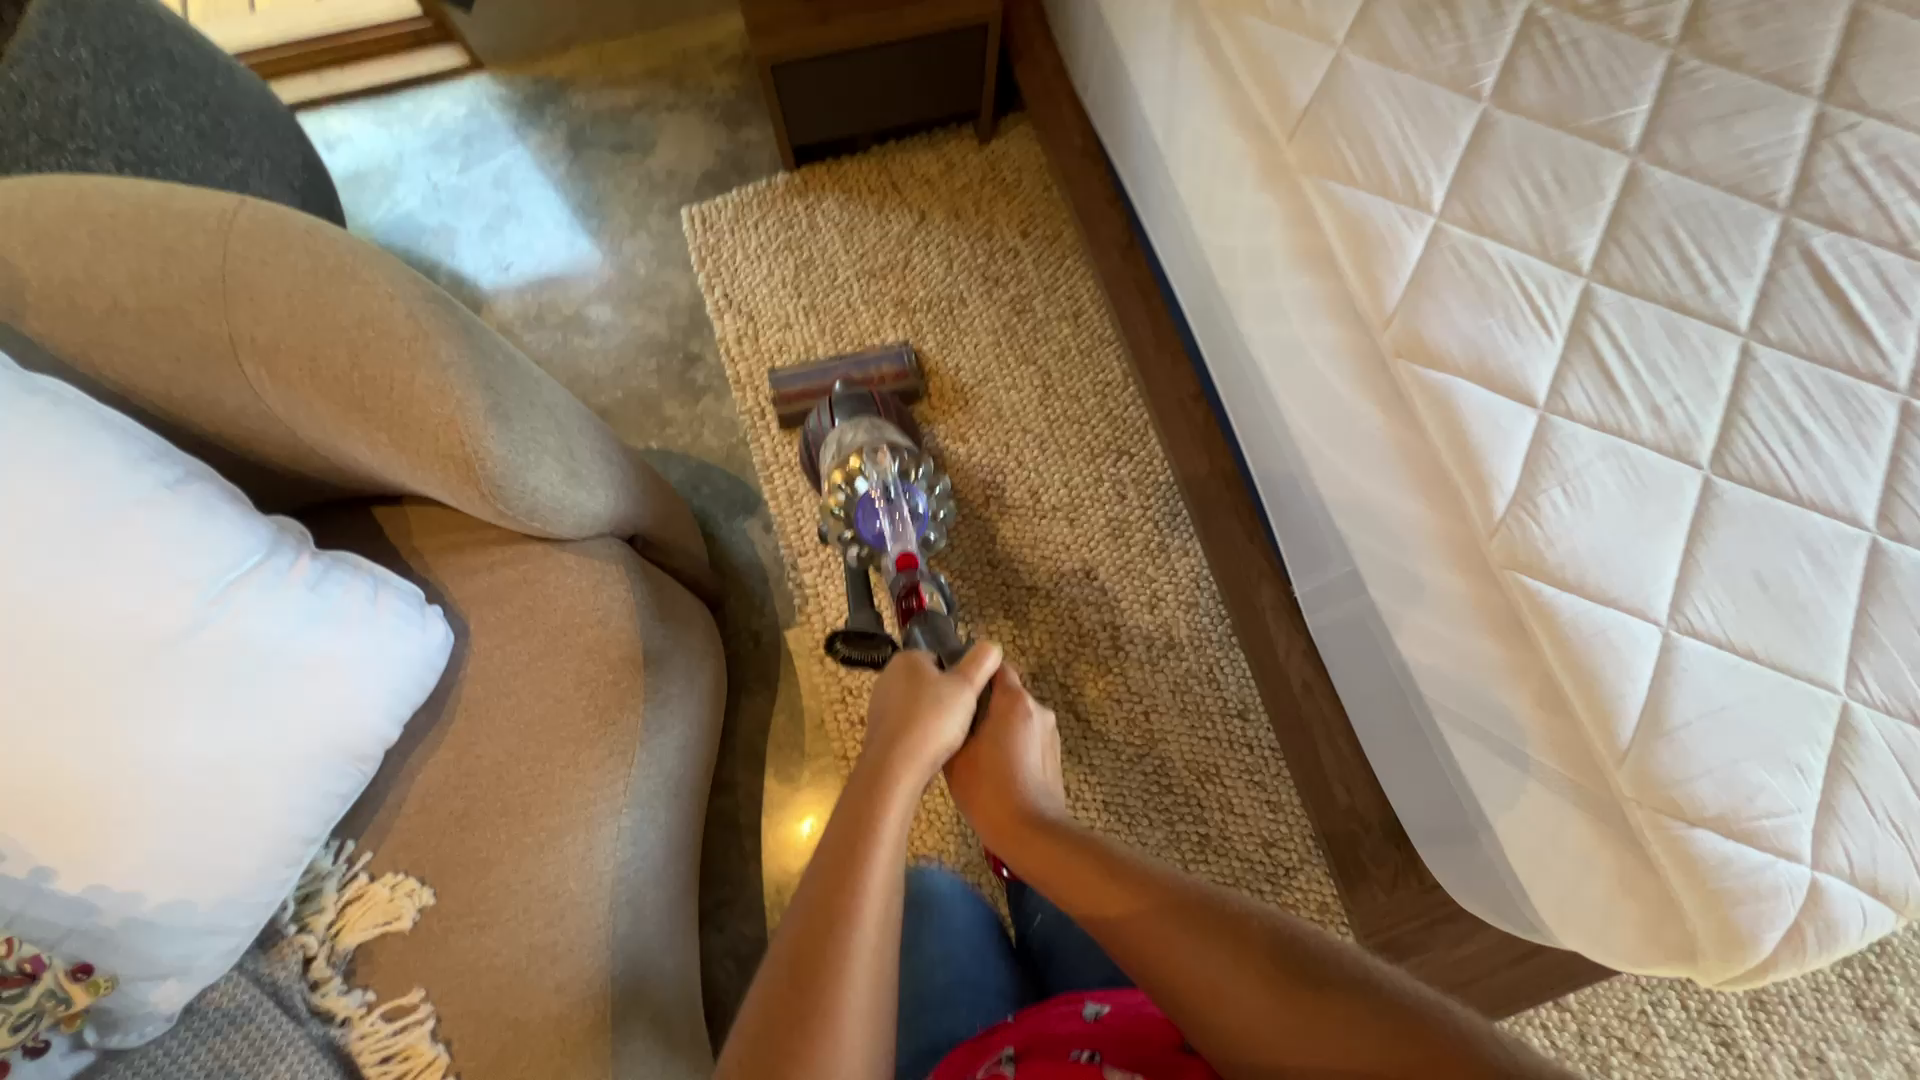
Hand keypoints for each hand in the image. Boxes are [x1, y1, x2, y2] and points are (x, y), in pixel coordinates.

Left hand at [858, 641, 1002, 791]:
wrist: (896, 767)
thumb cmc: (933, 720)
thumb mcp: (966, 686)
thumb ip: (981, 662)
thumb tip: (992, 645)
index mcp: (907, 658)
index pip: (940, 658)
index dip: (959, 676)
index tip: (969, 695)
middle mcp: (888, 676)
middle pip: (930, 682)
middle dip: (947, 698)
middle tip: (964, 716)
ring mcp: (880, 704)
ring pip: (919, 706)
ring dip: (934, 717)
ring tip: (950, 736)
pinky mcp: (878, 730)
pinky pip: (908, 726)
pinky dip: (921, 734)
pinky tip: (932, 748)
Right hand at [944, 663, 1069, 855]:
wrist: (1031, 833)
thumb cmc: (988, 789)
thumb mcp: (957, 754)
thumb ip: (956, 723)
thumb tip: (953, 712)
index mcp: (1014, 701)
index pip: (996, 668)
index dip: (975, 675)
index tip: (956, 691)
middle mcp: (1038, 709)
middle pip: (1007, 694)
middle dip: (985, 706)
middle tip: (960, 728)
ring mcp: (1050, 732)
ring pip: (1017, 718)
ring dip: (999, 728)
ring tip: (977, 754)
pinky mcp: (1054, 754)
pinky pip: (1028, 738)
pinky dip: (1013, 745)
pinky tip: (997, 770)